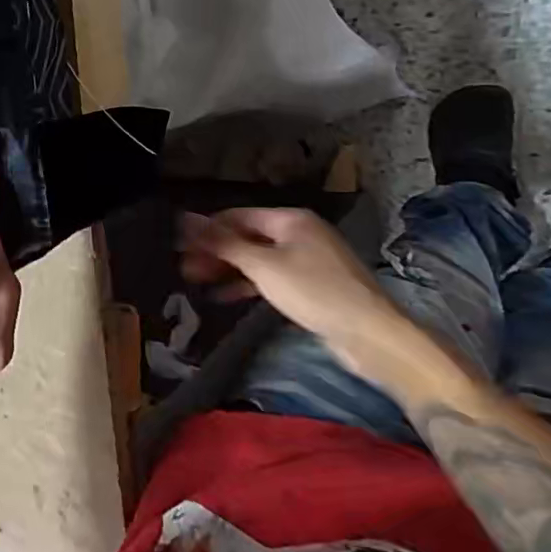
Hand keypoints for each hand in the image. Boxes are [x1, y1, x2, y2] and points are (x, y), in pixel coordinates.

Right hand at [180, 208, 430, 384]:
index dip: (206, 229)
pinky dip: (246, 285)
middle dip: (213, 251)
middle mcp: (298, 234)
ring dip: (226, 269)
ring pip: (256, 259)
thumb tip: (184, 218)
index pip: (236, 215)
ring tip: (195, 282)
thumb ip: (222, 242)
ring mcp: (306, 260)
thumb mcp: (262, 265)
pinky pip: (269, 278)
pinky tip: (222, 297)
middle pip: (245, 237)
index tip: (178, 245)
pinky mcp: (311, 286)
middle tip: (182, 267)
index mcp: (289, 220)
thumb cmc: (315, 291)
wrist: (372, 335)